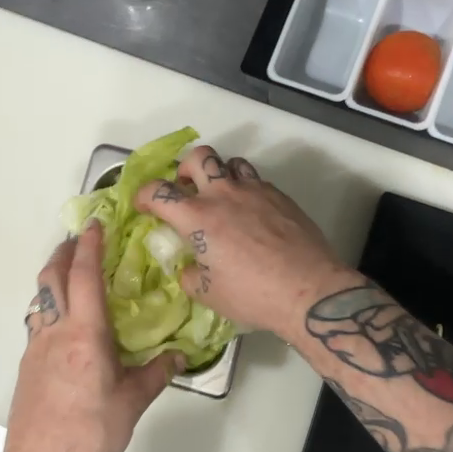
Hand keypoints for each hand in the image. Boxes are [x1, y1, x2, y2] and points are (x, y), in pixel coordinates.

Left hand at [2, 222, 182, 451]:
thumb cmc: (89, 432)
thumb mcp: (132, 403)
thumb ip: (156, 374)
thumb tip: (179, 355)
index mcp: (85, 335)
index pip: (85, 276)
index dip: (90, 246)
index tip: (97, 225)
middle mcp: (56, 332)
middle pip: (52, 277)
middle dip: (64, 251)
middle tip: (79, 238)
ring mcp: (37, 346)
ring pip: (40, 297)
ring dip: (53, 276)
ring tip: (69, 271)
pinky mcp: (28, 363)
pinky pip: (37, 320)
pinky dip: (49, 303)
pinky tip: (61, 318)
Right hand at [133, 145, 358, 336]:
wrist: (308, 289)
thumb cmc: (253, 295)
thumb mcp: (208, 293)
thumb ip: (189, 275)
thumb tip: (189, 266)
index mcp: (198, 217)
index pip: (158, 191)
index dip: (144, 195)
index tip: (144, 206)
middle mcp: (224, 195)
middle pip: (198, 157)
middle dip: (185, 168)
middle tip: (186, 189)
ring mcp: (255, 191)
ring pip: (231, 162)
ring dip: (220, 175)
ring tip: (221, 197)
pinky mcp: (280, 196)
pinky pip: (256, 181)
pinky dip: (246, 190)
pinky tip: (251, 214)